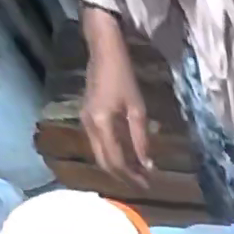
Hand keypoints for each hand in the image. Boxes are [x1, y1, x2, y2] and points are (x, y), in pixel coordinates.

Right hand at [81, 7, 154, 189]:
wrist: (103, 49)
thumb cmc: (123, 75)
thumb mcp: (137, 108)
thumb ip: (141, 139)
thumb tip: (148, 166)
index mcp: (101, 124)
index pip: (117, 161)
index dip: (132, 176)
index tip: (147, 184)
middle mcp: (90, 128)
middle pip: (106, 164)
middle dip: (124, 177)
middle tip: (142, 184)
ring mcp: (86, 124)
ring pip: (101, 157)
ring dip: (119, 168)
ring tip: (137, 174)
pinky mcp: (87, 120)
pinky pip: (99, 147)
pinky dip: (113, 156)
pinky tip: (126, 158)